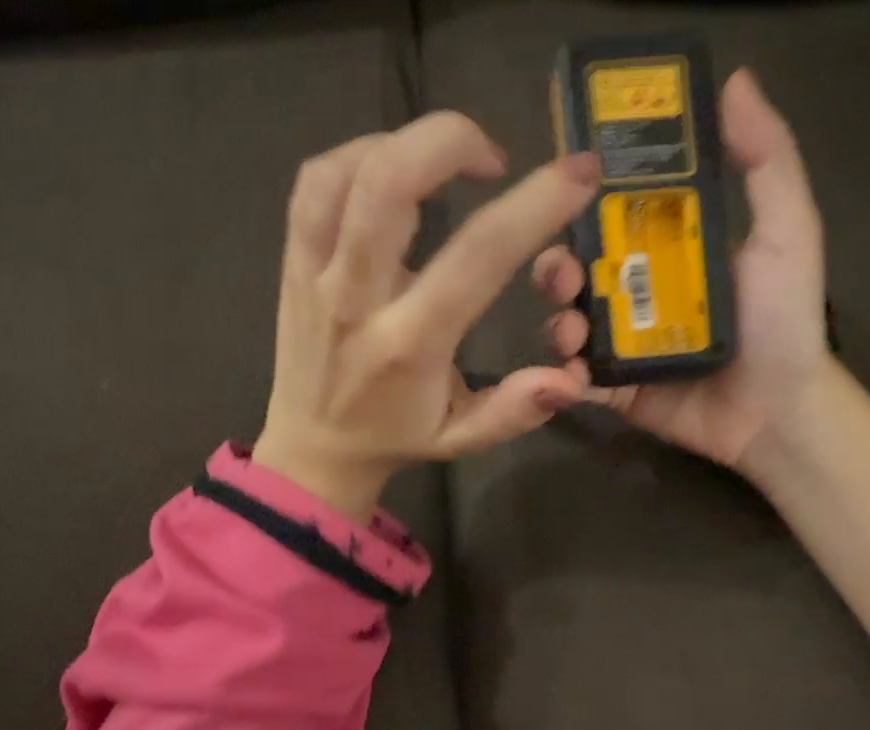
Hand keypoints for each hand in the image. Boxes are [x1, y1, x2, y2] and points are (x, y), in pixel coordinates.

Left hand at [255, 113, 602, 520]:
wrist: (311, 449)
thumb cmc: (396, 437)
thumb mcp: (462, 439)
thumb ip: (514, 410)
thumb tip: (568, 379)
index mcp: (411, 345)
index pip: (478, 255)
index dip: (535, 203)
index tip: (577, 174)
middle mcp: (358, 299)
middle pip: (390, 183)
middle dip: (452, 140)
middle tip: (495, 159)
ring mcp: (316, 274)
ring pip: (344, 171)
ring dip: (403, 142)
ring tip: (443, 160)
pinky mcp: (292, 261)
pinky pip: (313, 185)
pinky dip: (357, 154)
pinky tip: (393, 167)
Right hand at [534, 69, 837, 475]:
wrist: (779, 414)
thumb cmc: (783, 322)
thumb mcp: (787, 232)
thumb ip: (766, 160)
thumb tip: (736, 80)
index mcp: (670, 248)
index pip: (612, 215)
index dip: (581, 201)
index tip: (560, 189)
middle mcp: (640, 291)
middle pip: (578, 268)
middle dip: (556, 266)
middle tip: (562, 273)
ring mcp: (624, 342)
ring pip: (568, 320)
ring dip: (555, 317)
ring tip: (569, 328)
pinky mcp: (616, 389)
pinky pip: (575, 377)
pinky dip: (561, 375)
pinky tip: (570, 373)